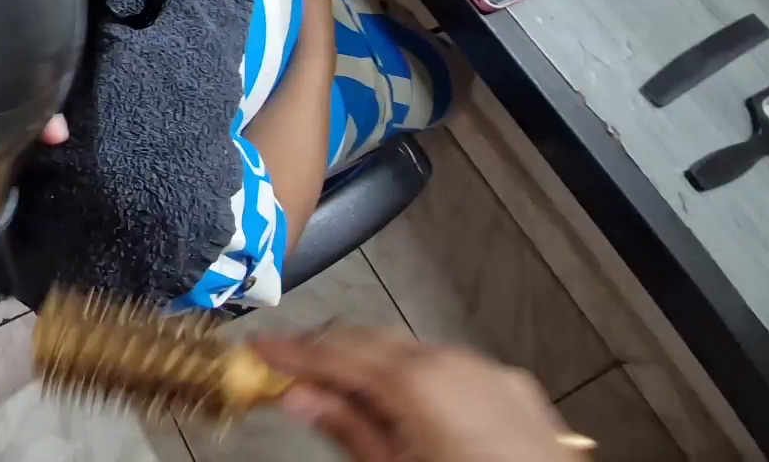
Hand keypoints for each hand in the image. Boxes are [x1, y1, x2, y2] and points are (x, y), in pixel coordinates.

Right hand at [253, 327, 582, 461]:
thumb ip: (345, 427)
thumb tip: (295, 396)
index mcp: (414, 379)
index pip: (332, 352)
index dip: (289, 352)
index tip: (256, 349)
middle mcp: (447, 359)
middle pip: (365, 340)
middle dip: (327, 354)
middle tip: (292, 373)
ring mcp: (484, 369)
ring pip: (404, 349)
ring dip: (369, 363)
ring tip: (345, 392)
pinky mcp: (512, 387)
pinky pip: (446, 366)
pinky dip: (414, 375)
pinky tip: (404, 405)